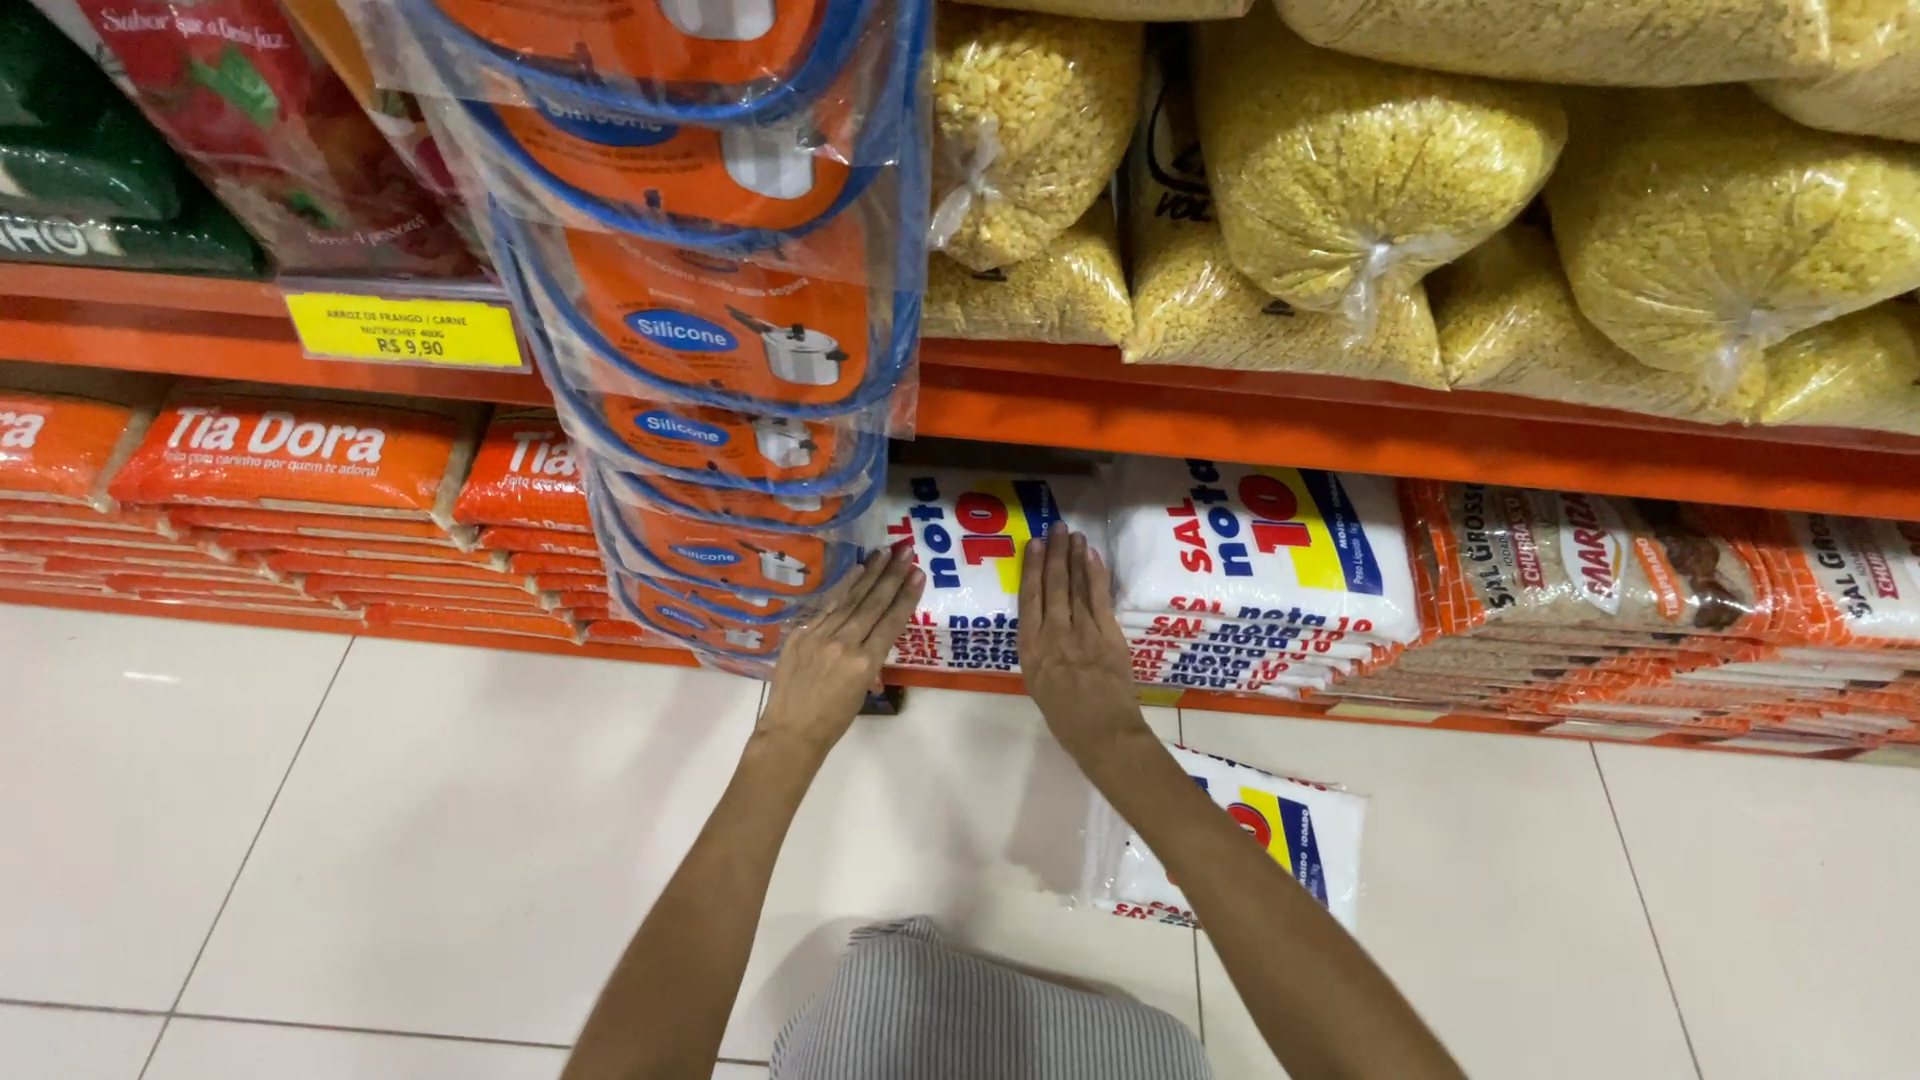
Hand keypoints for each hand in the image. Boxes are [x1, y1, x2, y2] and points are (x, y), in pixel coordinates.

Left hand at [757, 542, 924, 756]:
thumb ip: (869, 660)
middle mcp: (844, 644)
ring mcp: (819, 636)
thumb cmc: (833, 721)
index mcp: (865, 664)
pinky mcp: (800, 634)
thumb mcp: (861, 691)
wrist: (790, 732)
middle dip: (892, 575)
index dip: (906, 596)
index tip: (918, 573)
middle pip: (873, 603)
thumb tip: (874, 639)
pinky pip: (826, 606)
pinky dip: (842, 587)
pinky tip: (856, 571)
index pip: (891, 622)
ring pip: (850, 599)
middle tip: (905, 551)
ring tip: (884, 552)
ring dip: (870, 574)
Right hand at [1017, 522, 1152, 776]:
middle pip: (1052, 585)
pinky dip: (1094, 573)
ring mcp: (1081, 631)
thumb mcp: (1039, 685)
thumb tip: (1047, 628)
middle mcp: (1052, 634)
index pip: (1029, 599)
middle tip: (1055, 528)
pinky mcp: (1107, 633)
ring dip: (1073, 556)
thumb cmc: (1066, 719)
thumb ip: (1041, 653)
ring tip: (1071, 534)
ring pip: (1074, 586)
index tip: (1033, 545)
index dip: (1031, 569)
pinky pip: (1098, 597)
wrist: (1102, 733)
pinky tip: (1090, 555)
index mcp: (1030, 649)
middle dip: (1054, 554)